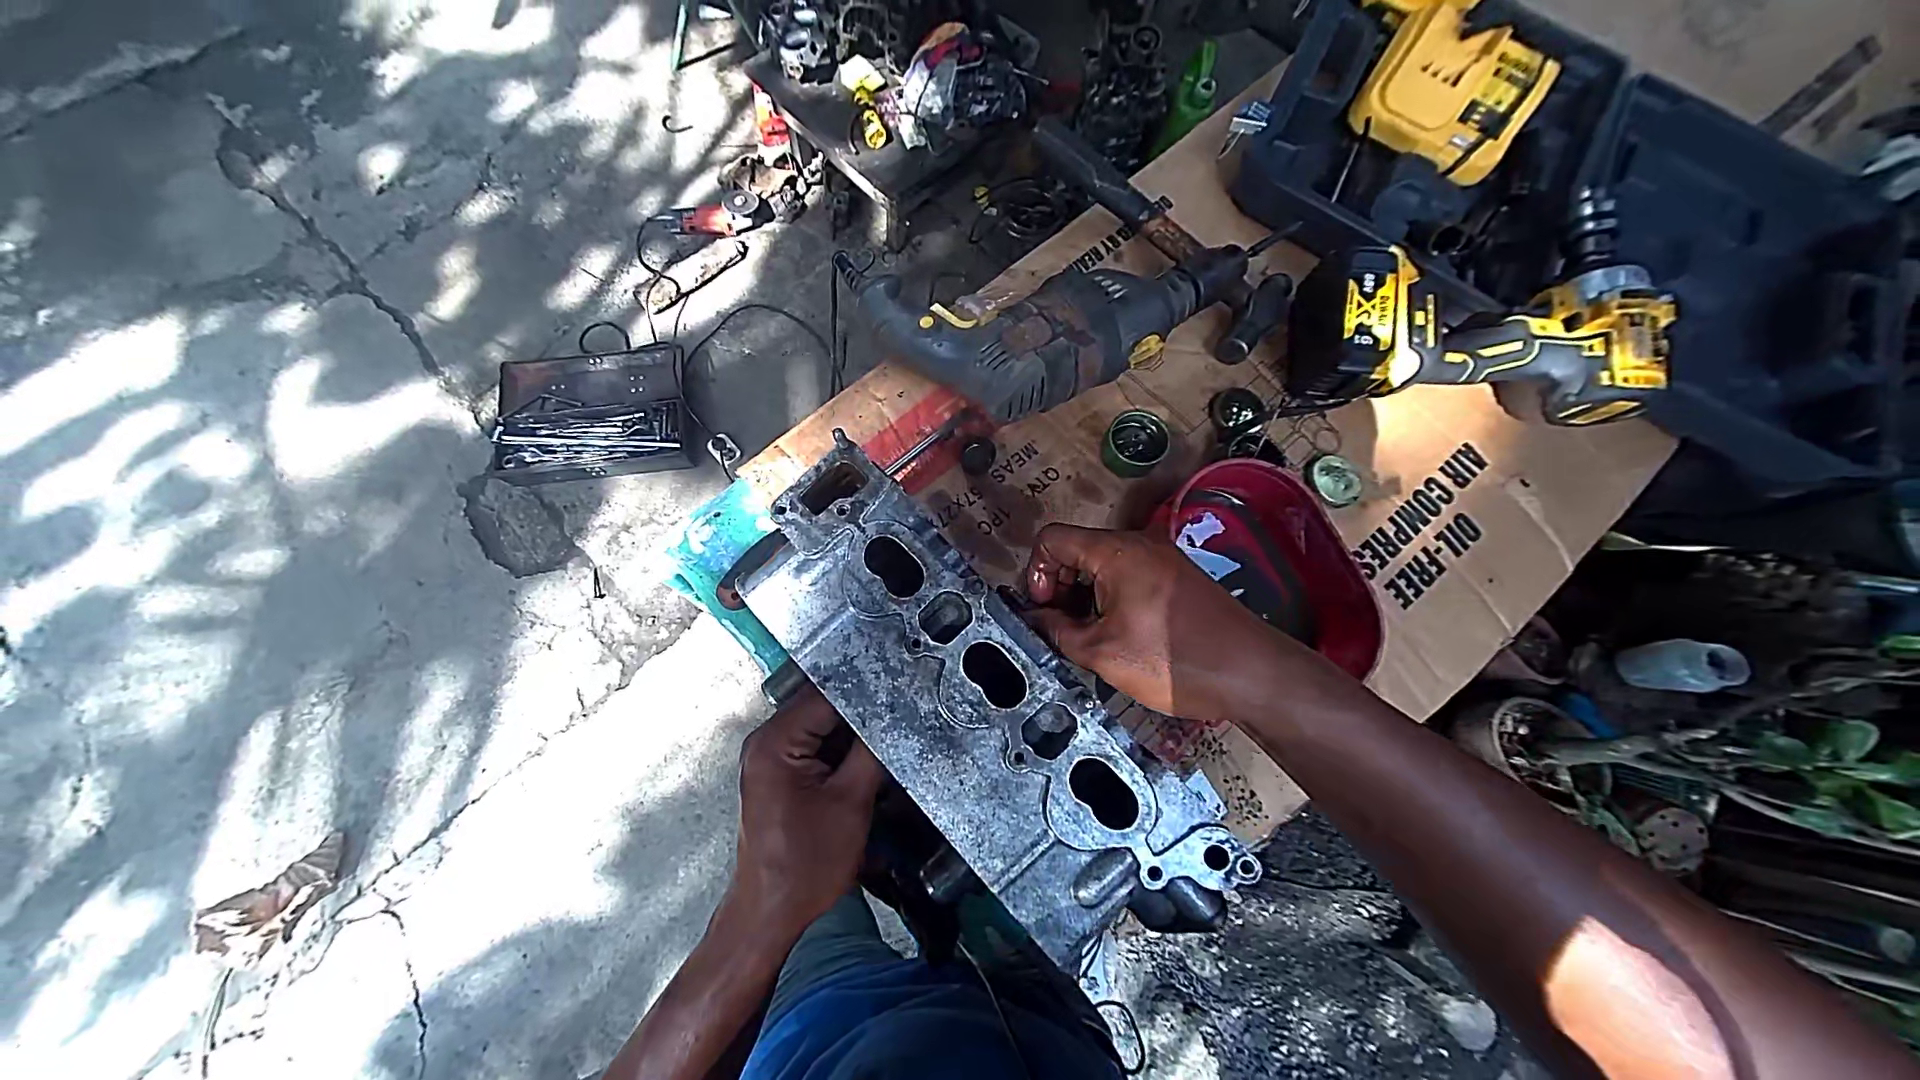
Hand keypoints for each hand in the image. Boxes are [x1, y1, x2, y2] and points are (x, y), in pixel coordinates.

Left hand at [729, 684, 886, 938]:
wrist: (773, 913)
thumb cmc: (805, 865)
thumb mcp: (851, 801)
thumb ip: (871, 750)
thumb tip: (890, 716)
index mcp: (774, 742)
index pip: (826, 695)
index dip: (865, 692)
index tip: (899, 691)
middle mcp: (766, 742)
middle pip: (823, 706)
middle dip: (861, 712)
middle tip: (899, 716)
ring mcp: (770, 757)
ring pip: (823, 726)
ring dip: (853, 733)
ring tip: (885, 742)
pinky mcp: (780, 773)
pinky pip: (817, 745)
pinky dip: (841, 750)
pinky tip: (864, 762)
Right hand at [1024, 524, 1309, 723]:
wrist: (1253, 674)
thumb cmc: (1174, 661)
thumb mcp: (1102, 652)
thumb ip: (1058, 631)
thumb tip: (1036, 620)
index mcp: (1116, 551)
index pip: (1052, 539)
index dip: (1036, 573)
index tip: (1044, 609)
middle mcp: (1139, 544)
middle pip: (1077, 550)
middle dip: (1059, 586)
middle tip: (1061, 628)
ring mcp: (1162, 559)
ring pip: (1102, 565)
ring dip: (1084, 596)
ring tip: (1088, 637)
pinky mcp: (1176, 577)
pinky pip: (1128, 577)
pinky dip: (1110, 599)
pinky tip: (1117, 634)